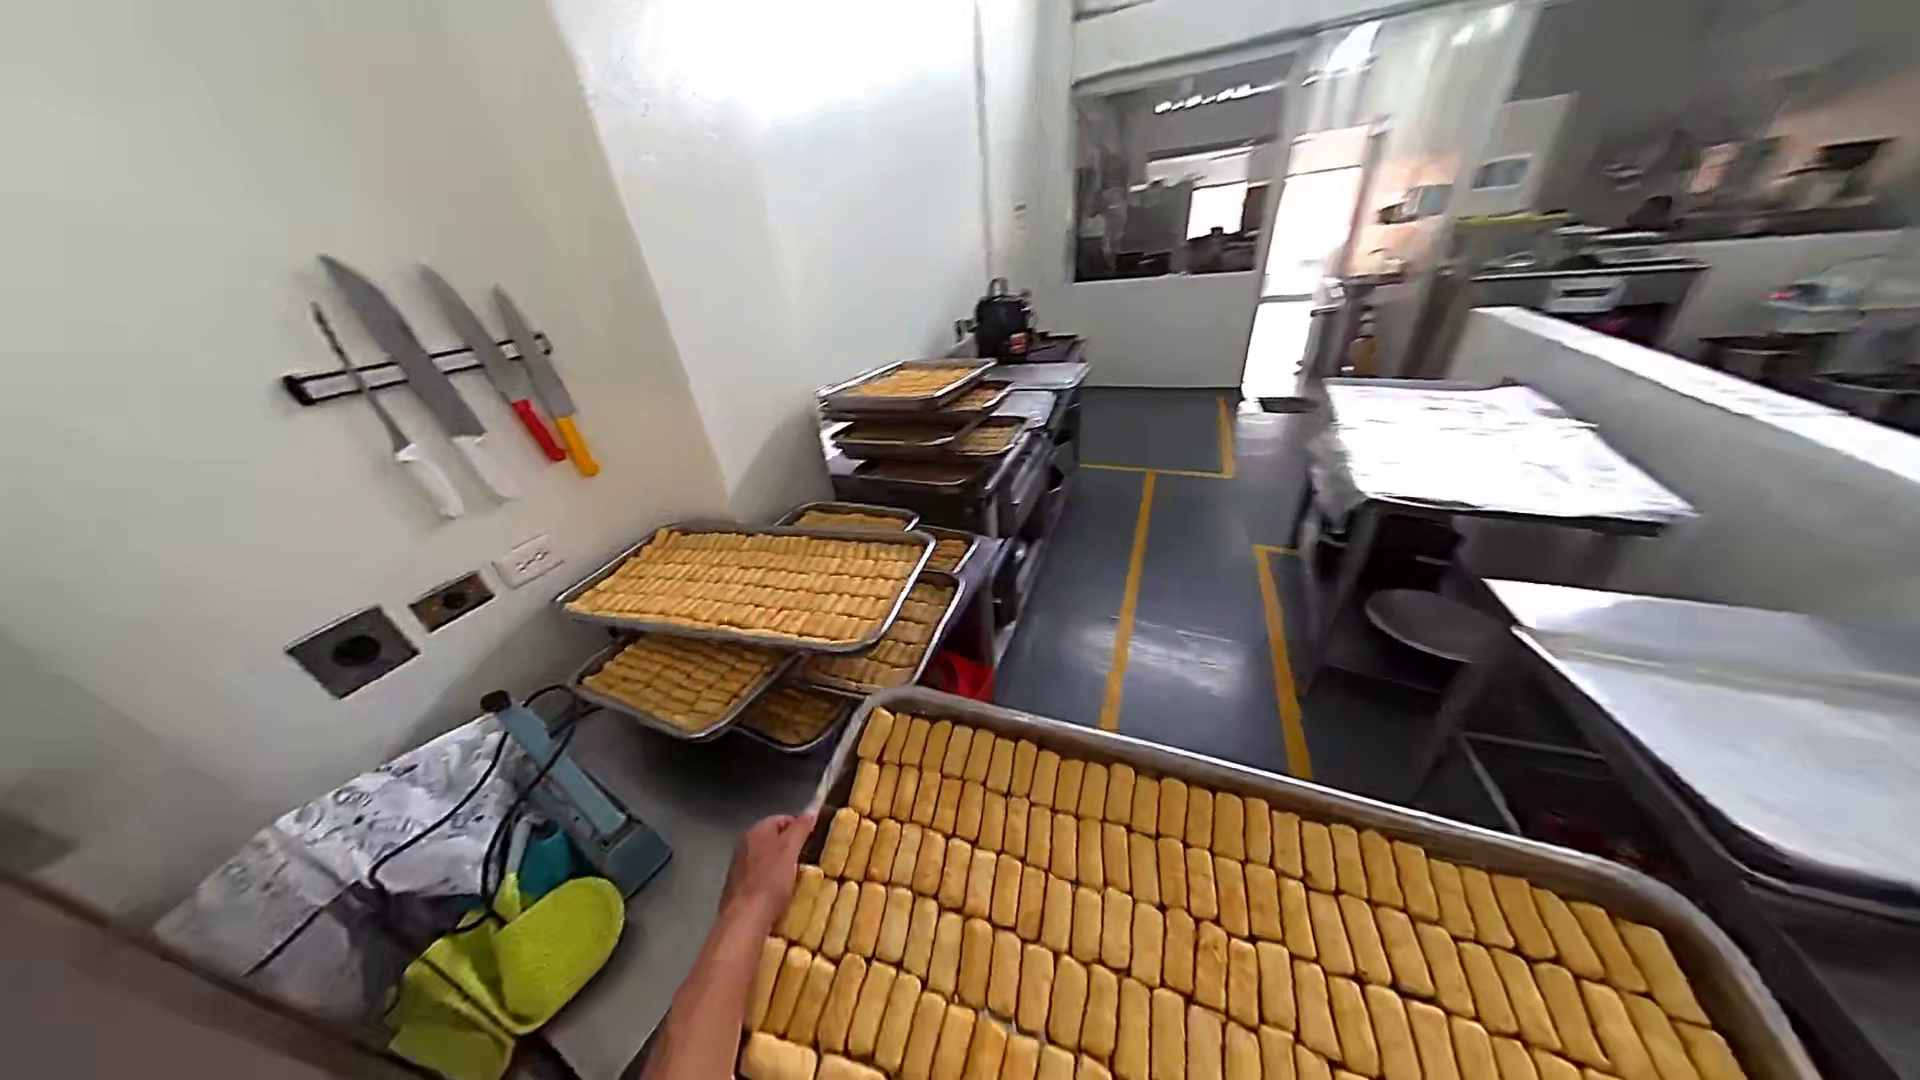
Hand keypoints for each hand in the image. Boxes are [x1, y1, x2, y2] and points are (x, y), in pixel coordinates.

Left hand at [718, 810, 816, 931]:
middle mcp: (743, 845)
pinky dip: (771, 883)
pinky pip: (759, 879)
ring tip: (797, 879)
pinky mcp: (736, 890)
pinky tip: (780, 895)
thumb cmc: (770, 880)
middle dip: (791, 847)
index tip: (813, 840)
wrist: (744, 922)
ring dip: (781, 866)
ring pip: (766, 860)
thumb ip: (801, 827)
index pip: (782, 819)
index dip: (800, 827)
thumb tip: (811, 809)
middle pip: (773, 840)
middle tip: (807, 859)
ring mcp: (737, 869)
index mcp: (755, 831)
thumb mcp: (791, 849)